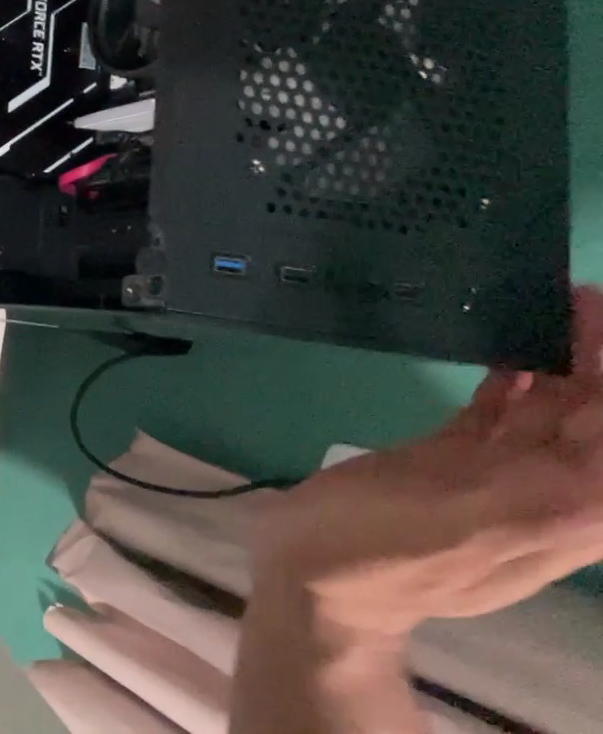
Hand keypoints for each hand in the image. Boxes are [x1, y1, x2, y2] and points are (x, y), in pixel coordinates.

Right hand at [252, 286, 602, 643]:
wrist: (310, 582)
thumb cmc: (373, 554)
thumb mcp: (451, 532)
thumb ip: (529, 503)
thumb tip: (595, 473)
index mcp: (562, 511)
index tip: (600, 320)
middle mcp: (542, 491)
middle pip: (596, 421)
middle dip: (600, 363)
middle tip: (579, 299)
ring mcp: (492, 475)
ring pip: (552, 413)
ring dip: (566, 366)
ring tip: (555, 309)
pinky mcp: (444, 462)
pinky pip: (497, 416)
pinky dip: (512, 384)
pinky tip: (511, 350)